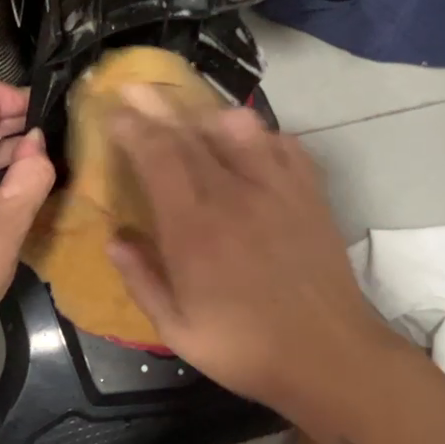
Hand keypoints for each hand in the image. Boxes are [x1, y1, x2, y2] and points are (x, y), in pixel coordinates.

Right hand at [104, 89, 396, 411]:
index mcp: (194, 228)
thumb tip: (115, 238)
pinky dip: (259, 132)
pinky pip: (283, 144)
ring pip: (239, 128)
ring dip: (207, 111)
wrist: (330, 357)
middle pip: (191, 133)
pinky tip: (248, 137)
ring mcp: (277, 190)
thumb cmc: (245, 348)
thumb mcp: (177, 329)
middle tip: (137, 87)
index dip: (133, 128)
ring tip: (190, 107)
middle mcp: (234, 195)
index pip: (157, 157)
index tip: (114, 111)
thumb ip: (142, 279)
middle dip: (158, 106)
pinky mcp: (309, 194)